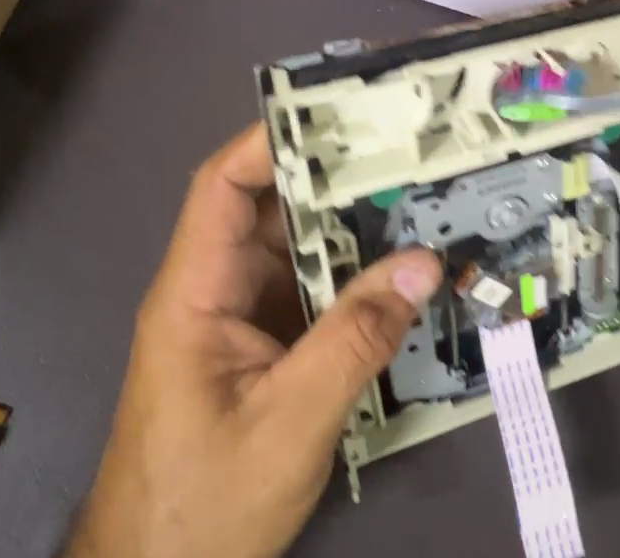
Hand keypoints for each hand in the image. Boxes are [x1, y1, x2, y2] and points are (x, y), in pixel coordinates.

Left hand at [66, 125, 441, 557]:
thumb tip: (424, 265)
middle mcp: (216, 293)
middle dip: (334, 180)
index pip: (222, 188)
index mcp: (195, 294)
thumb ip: (355, 340)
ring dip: (353, 230)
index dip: (271, 141)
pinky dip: (356, 278)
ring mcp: (241, 322)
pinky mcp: (265, 350)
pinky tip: (402, 270)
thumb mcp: (289, 423)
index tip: (337, 113)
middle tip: (405, 152)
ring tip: (419, 199)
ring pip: (298, 253)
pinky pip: (312, 293)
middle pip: (272, 212)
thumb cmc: (202, 505)